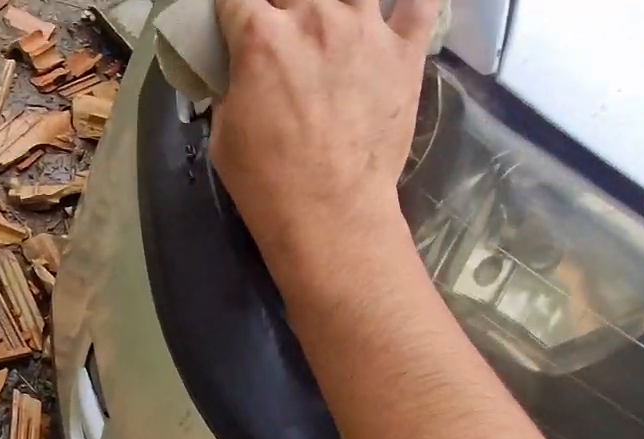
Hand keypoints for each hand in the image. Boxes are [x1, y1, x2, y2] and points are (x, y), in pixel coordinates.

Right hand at [210, 0, 437, 270]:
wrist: (329, 213)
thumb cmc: (265, 183)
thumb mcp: (224, 136)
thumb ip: (233, 89)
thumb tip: (240, 75)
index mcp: (260, 37)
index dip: (232, 10)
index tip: (233, 24)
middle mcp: (314, 15)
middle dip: (281, 5)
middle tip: (282, 30)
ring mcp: (366, 26)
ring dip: (336, 1)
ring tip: (333, 23)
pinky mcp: (405, 49)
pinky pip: (419, 1)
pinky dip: (409, 2)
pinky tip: (394, 13)